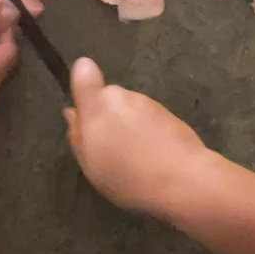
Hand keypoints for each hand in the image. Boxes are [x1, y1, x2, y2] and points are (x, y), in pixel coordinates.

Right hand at [63, 58, 229, 215]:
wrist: (182, 180)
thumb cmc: (127, 176)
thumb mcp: (91, 165)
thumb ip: (78, 135)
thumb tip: (72, 112)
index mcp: (96, 105)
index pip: (84, 73)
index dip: (83, 82)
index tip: (85, 105)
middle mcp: (121, 96)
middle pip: (108, 98)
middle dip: (108, 117)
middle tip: (112, 149)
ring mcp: (148, 103)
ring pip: (130, 110)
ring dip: (130, 126)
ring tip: (136, 159)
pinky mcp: (170, 113)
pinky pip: (149, 119)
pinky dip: (148, 133)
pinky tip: (154, 158)